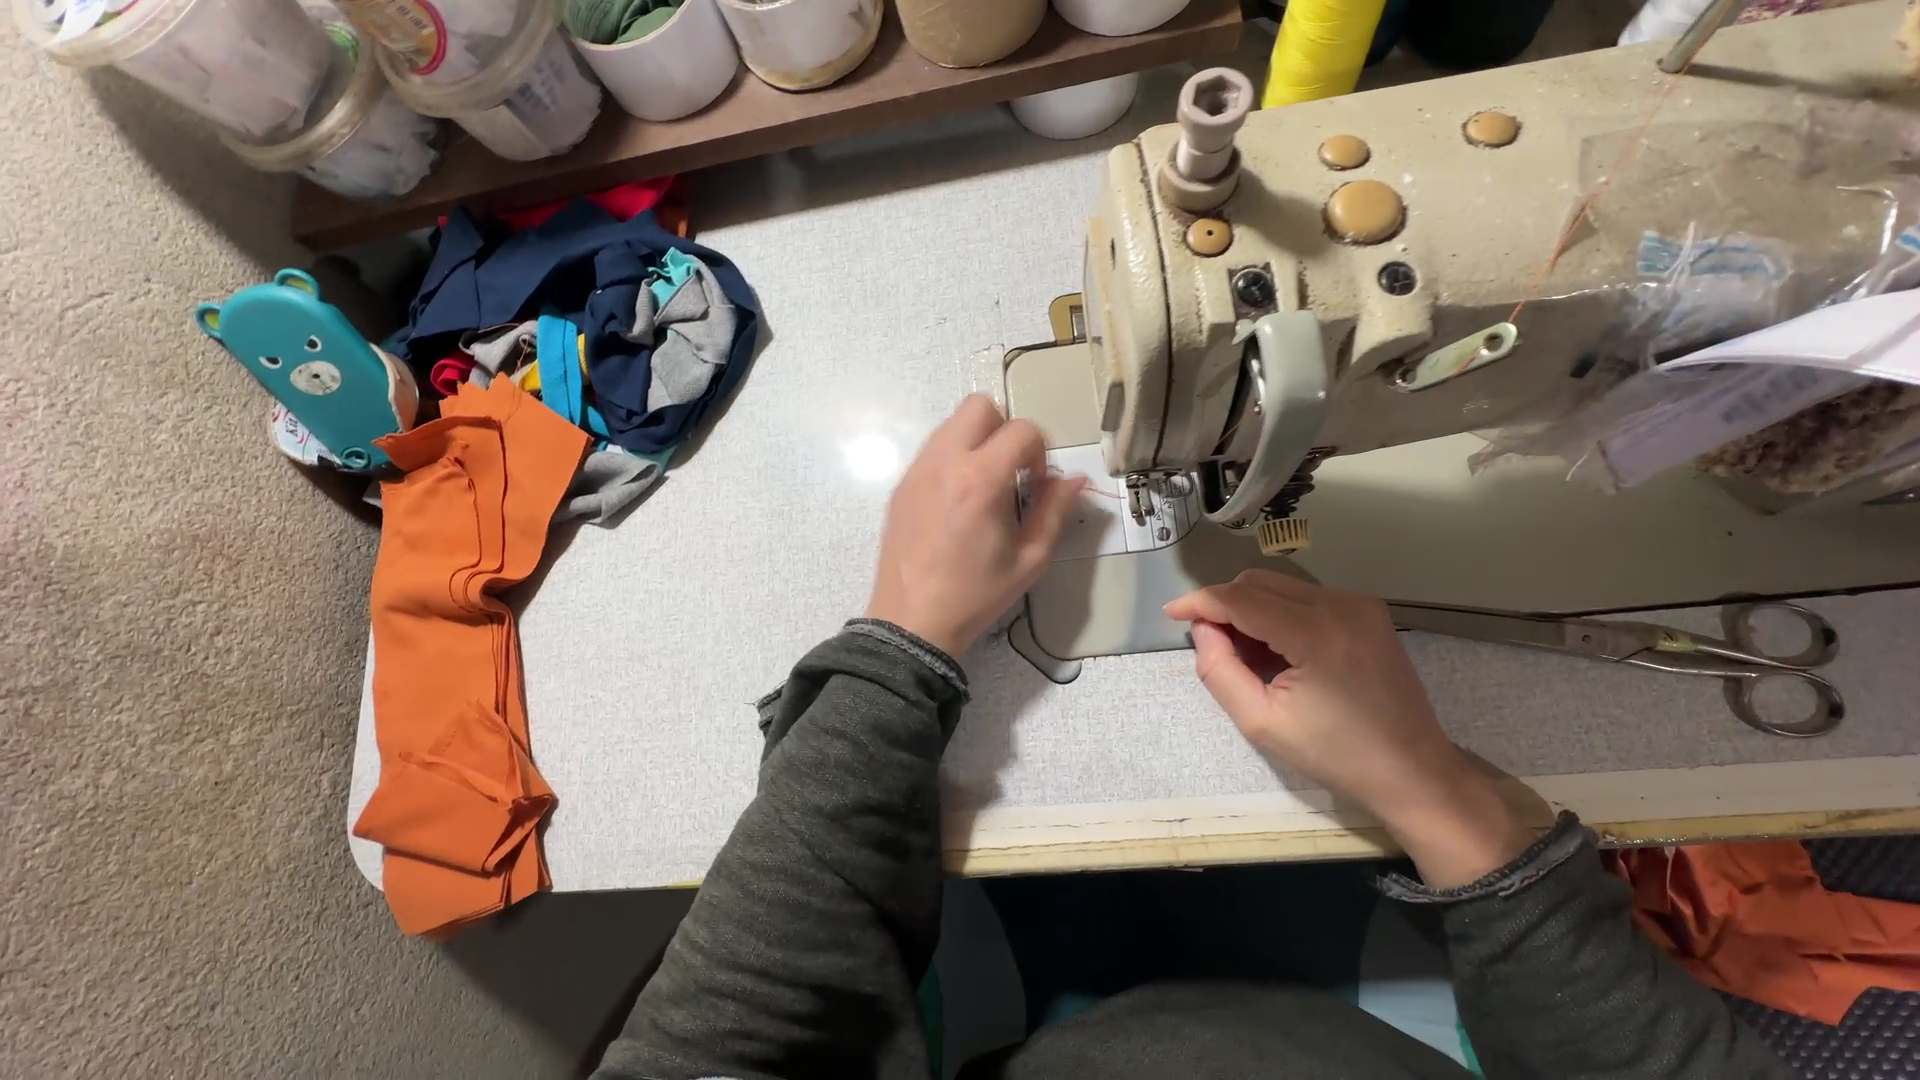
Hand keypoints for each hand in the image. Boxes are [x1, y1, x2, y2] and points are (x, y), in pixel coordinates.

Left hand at [865, 395, 1086, 657]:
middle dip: (1005, 429)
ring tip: (987, 486)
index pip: (1022, 429)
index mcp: (980, 479)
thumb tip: (1075, 479)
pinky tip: (960, 500)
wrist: (913, 621)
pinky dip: (953, 458)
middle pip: (980, 405)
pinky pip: (932, 449)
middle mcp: (944, 462)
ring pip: (952, 423)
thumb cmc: (976, 595)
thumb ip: (1055, 511)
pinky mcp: (901, 485)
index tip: (1036, 485)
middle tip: (1012, 471)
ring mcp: (917, 471)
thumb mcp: (1029, 558)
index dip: (1040, 452)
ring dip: (977, 440)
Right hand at [1165, 570, 1531, 886]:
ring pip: (1280, 586)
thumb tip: (1202, 630)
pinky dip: (1278, 612)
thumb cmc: (1334, 754)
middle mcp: (1340, 605)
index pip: (1240, 598)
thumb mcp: (1260, 722)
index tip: (1171, 613)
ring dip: (1250, 608)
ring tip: (1247, 653)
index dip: (1199, 601)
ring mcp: (1359, 604)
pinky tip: (1278, 649)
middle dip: (1224, 605)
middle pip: (1258, 582)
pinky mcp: (1368, 611)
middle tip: (1212, 645)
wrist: (1413, 770)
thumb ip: (1220, 671)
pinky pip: (1305, 596)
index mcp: (1316, 634)